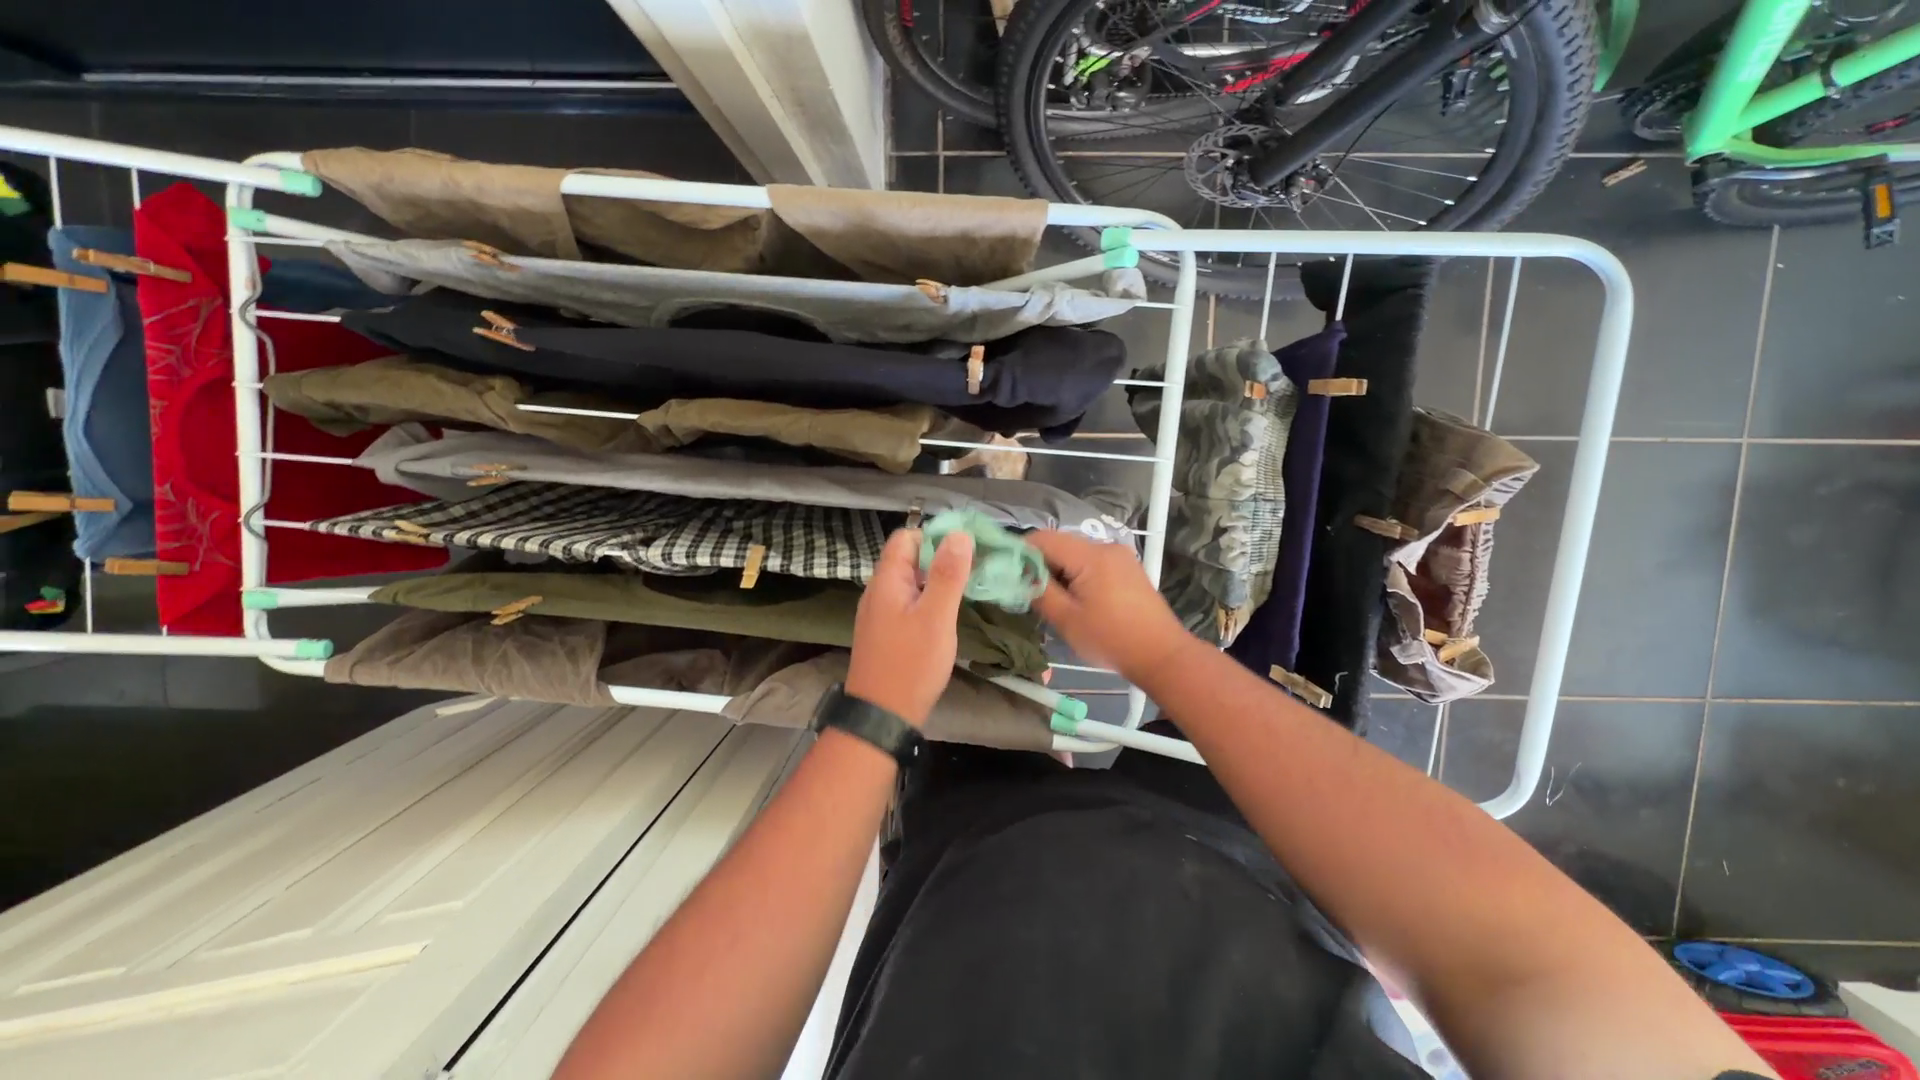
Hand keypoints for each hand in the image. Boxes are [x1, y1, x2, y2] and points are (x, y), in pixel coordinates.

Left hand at [846, 528, 973, 726]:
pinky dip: (930, 603)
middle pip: (909, 559)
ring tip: (969, 591)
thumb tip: (959, 534)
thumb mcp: (935, 617)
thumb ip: (947, 575)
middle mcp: (878, 592)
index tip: (968, 548)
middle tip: (976, 570)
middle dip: (942, 559)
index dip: (936, 536)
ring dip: (938, 582)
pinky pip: (909, 605)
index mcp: (886, 581)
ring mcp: (880, 614)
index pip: (906, 537)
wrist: (882, 716)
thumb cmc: (911, 665)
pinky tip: (949, 617)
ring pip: (912, 584)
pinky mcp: (887, 634)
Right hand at [1027, 530, 1193, 683]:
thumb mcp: (1067, 620)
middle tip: (1030, 595)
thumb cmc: (1112, 639)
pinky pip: (1092, 563)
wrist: (1162, 655)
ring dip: (1059, 573)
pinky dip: (1078, 576)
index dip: (1020, 553)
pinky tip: (1077, 602)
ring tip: (1054, 602)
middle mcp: (1106, 547)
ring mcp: (1120, 557)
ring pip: (1076, 555)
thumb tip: (1018, 575)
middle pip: (1060, 544)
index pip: (1043, 538)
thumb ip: (1039, 592)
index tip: (1009, 576)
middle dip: (1040, 565)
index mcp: (1091, 555)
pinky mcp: (1127, 569)